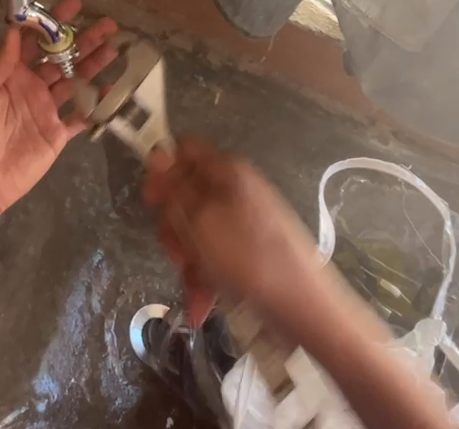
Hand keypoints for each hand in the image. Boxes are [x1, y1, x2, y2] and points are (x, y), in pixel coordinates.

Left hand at [0, 0, 119, 220]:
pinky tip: (113, 89)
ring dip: (94, 64)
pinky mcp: (58, 133)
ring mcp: (47, 109)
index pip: (34, 41)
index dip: (52, 22)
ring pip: (75, 80)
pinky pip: (81, 115)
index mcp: (10, 73)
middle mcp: (31, 86)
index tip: (73, 6)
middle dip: (83, 40)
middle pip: (61, 57)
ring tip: (115, 48)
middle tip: (107, 25)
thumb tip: (16, 31)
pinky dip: (97, 103)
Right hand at [144, 138, 329, 325]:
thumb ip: (174, 188)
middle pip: (186, 194)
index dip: (162, 171)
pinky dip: (206, 275)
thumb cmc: (248, 258)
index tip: (152, 201)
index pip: (184, 150)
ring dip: (188, 259)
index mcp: (226, 171)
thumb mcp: (200, 221)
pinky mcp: (251, 249)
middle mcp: (236, 188)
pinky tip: (201, 302)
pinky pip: (216, 253)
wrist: (306, 308)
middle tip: (176, 252)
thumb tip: (156, 152)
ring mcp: (245, 220)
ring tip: (192, 288)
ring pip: (198, 229)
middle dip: (174, 227)